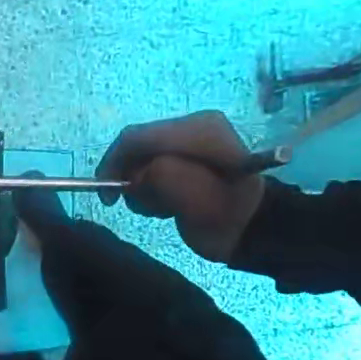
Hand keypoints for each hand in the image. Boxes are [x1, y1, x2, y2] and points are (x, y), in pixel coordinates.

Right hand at [94, 110, 265, 262]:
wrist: (253, 232)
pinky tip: (168, 204)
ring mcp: (189, 143)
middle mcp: (192, 127)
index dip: (113, 164)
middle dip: (132, 180)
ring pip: (140, 162)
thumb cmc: (224, 215)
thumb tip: (137, 177)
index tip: (107, 198)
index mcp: (198, 128)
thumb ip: (158, 174)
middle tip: (145, 208)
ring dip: (143, 189)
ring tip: (163, 209)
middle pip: (137, 148)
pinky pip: (151, 169)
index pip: (137, 136)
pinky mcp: (185, 159)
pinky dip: (151, 190)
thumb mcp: (191, 196)